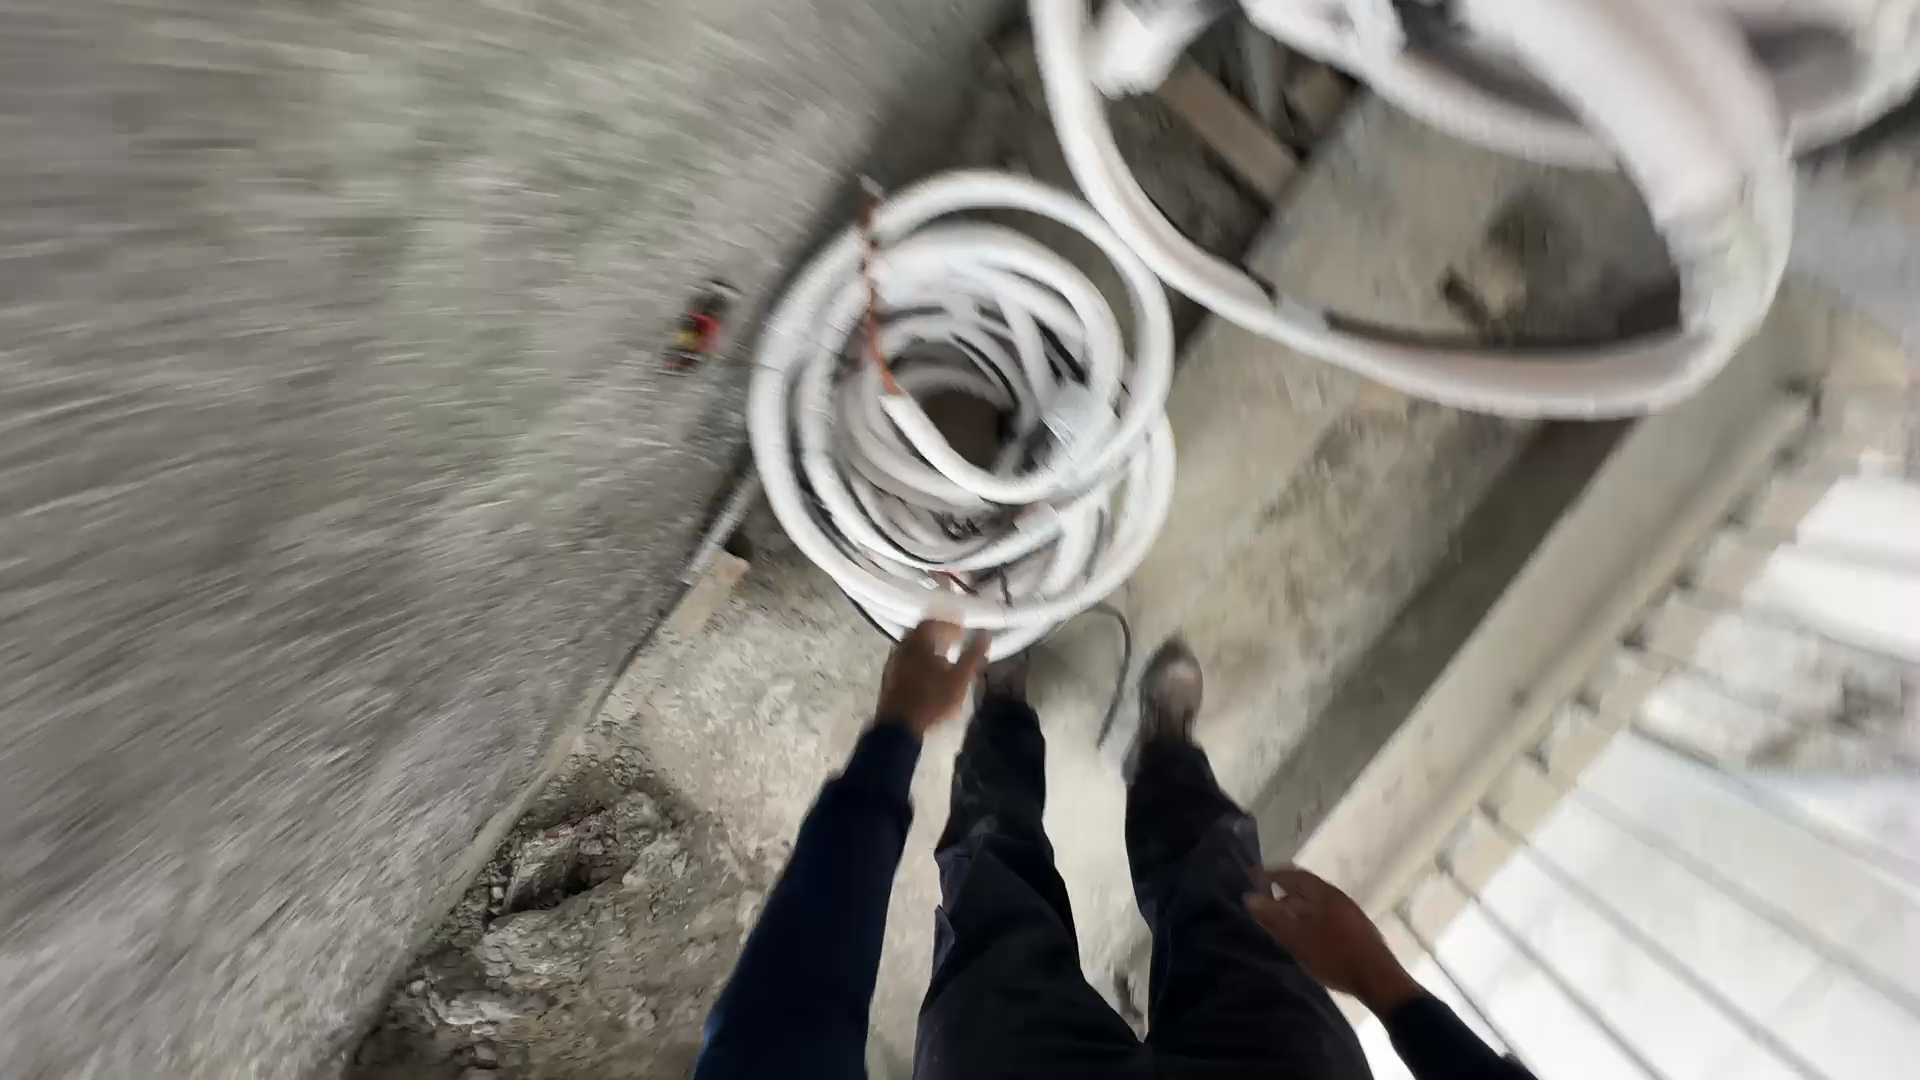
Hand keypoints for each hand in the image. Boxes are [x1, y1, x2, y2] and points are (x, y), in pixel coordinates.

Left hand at [874, 620, 990, 736]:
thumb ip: (973, 655)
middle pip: (920, 635)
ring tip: (945, 662)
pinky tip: (929, 677)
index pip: (932, 623)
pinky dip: (919, 663)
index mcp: (918, 643)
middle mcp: (902, 648)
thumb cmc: (932, 699)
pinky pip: (906, 662)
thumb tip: (985, 634)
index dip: (949, 626)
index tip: (962, 633)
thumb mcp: (959, 678)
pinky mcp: (889, 679)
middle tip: (954, 643)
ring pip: (912, 649)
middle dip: (939, 637)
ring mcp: (892, 664)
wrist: (899, 726)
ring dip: (929, 651)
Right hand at [1246, 866, 1422, 1015]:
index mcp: (1322, 893)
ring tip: (1283, 919)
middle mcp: (1337, 896)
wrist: (1382, 984)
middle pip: (1305, 886)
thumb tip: (1249, 897)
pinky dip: (1311, 916)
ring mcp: (1351, 912)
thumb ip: (1273, 917)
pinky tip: (1307, 934)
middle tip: (1266, 900)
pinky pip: (1328, 913)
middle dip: (1284, 890)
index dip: (1271, 874)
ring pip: (1317, 901)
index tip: (1253, 876)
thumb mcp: (1298, 939)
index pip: (1292, 873)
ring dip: (1298, 905)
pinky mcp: (1359, 929)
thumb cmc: (1335, 956)